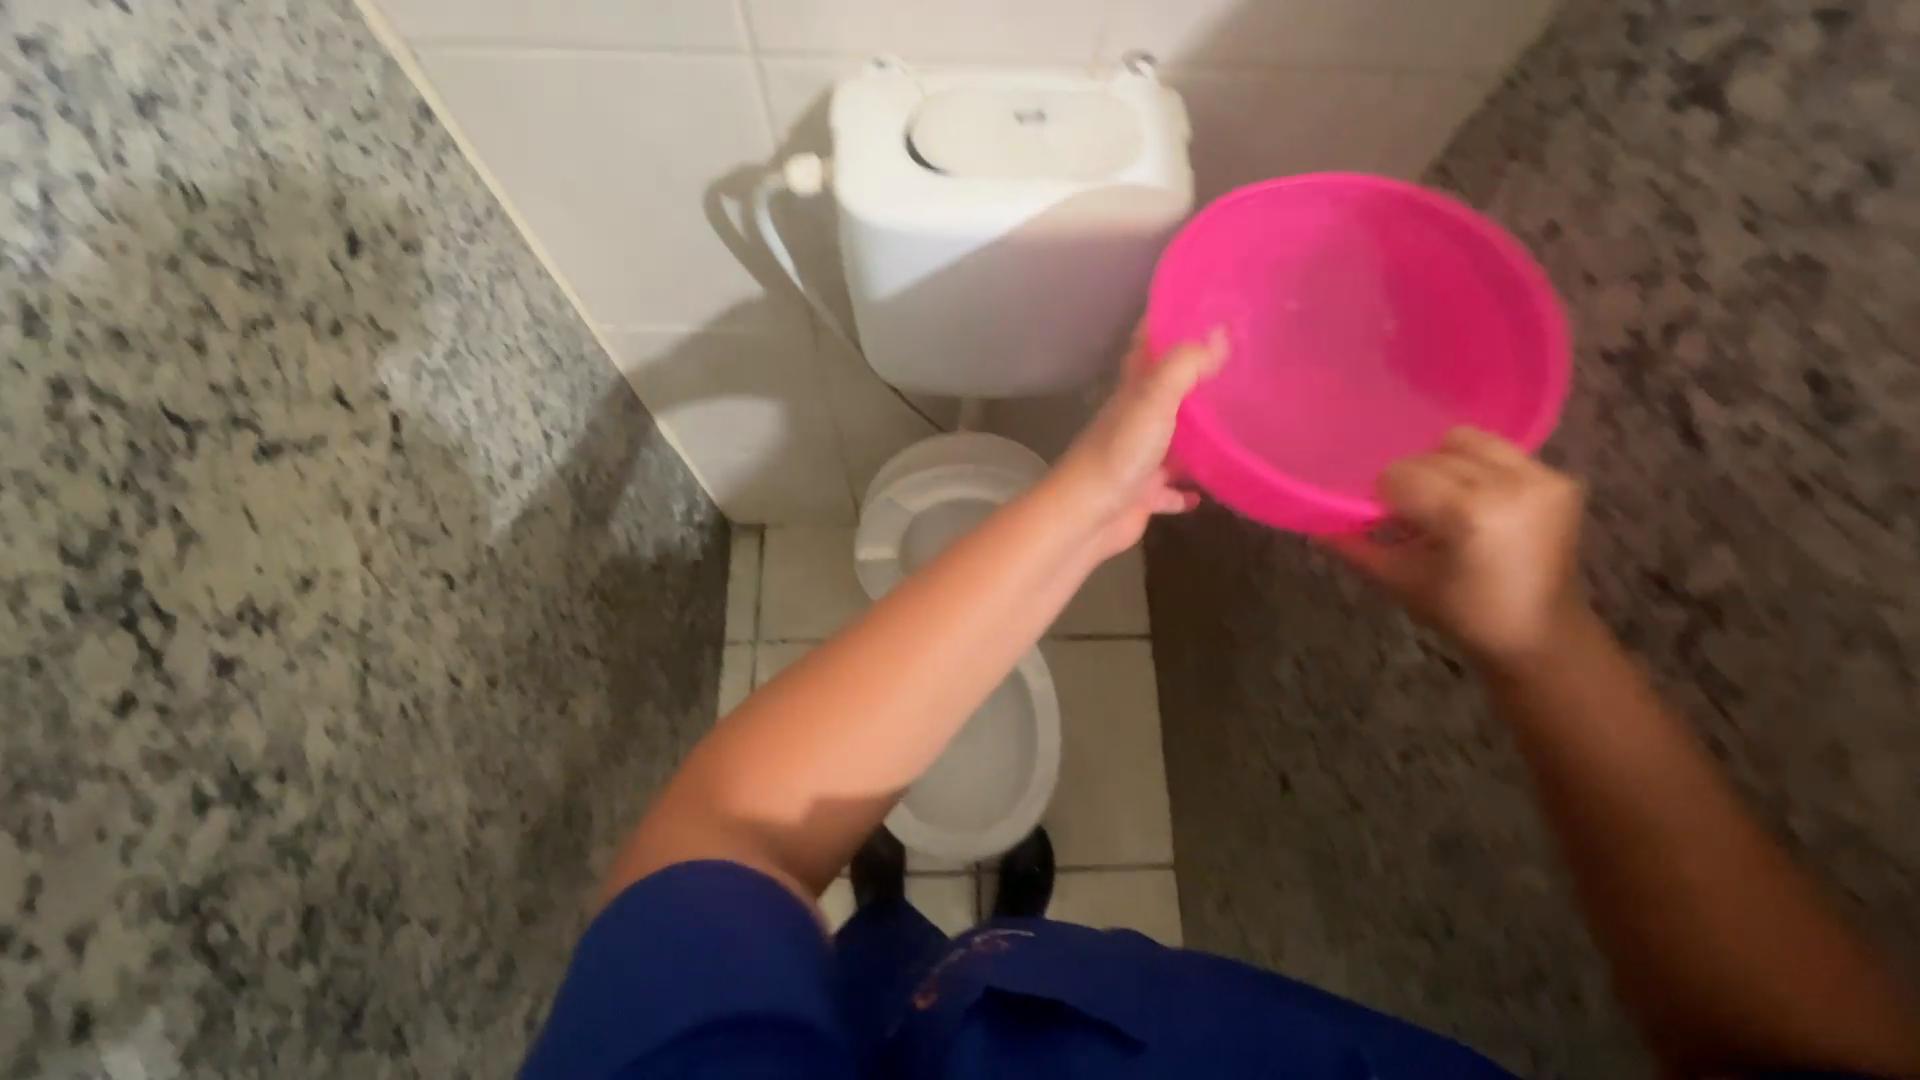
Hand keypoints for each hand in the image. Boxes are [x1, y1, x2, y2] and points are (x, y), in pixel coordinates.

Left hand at [1054, 330, 1226, 557]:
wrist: (1087, 515)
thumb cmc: (1119, 454)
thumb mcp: (1153, 399)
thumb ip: (1184, 366)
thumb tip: (1219, 332)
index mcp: (1132, 393)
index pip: (1147, 347)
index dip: (1167, 324)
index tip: (1201, 306)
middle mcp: (1134, 422)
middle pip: (1165, 394)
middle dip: (1194, 381)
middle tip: (1237, 366)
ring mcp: (1138, 460)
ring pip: (1172, 443)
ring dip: (1197, 438)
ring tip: (1236, 427)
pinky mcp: (1143, 496)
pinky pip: (1170, 492)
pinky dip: (1186, 491)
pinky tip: (1207, 491)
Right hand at [1331, 427, 1589, 669]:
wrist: (1540, 634)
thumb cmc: (1462, 613)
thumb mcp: (1398, 581)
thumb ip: (1354, 547)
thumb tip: (1314, 524)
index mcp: (1469, 513)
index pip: (1400, 475)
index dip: (1383, 498)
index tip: (1386, 524)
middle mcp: (1509, 484)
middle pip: (1429, 457)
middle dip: (1411, 483)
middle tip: (1412, 518)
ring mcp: (1540, 477)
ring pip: (1464, 442)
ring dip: (1443, 466)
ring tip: (1445, 503)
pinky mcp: (1559, 477)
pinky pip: (1498, 451)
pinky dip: (1476, 468)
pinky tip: (1476, 500)